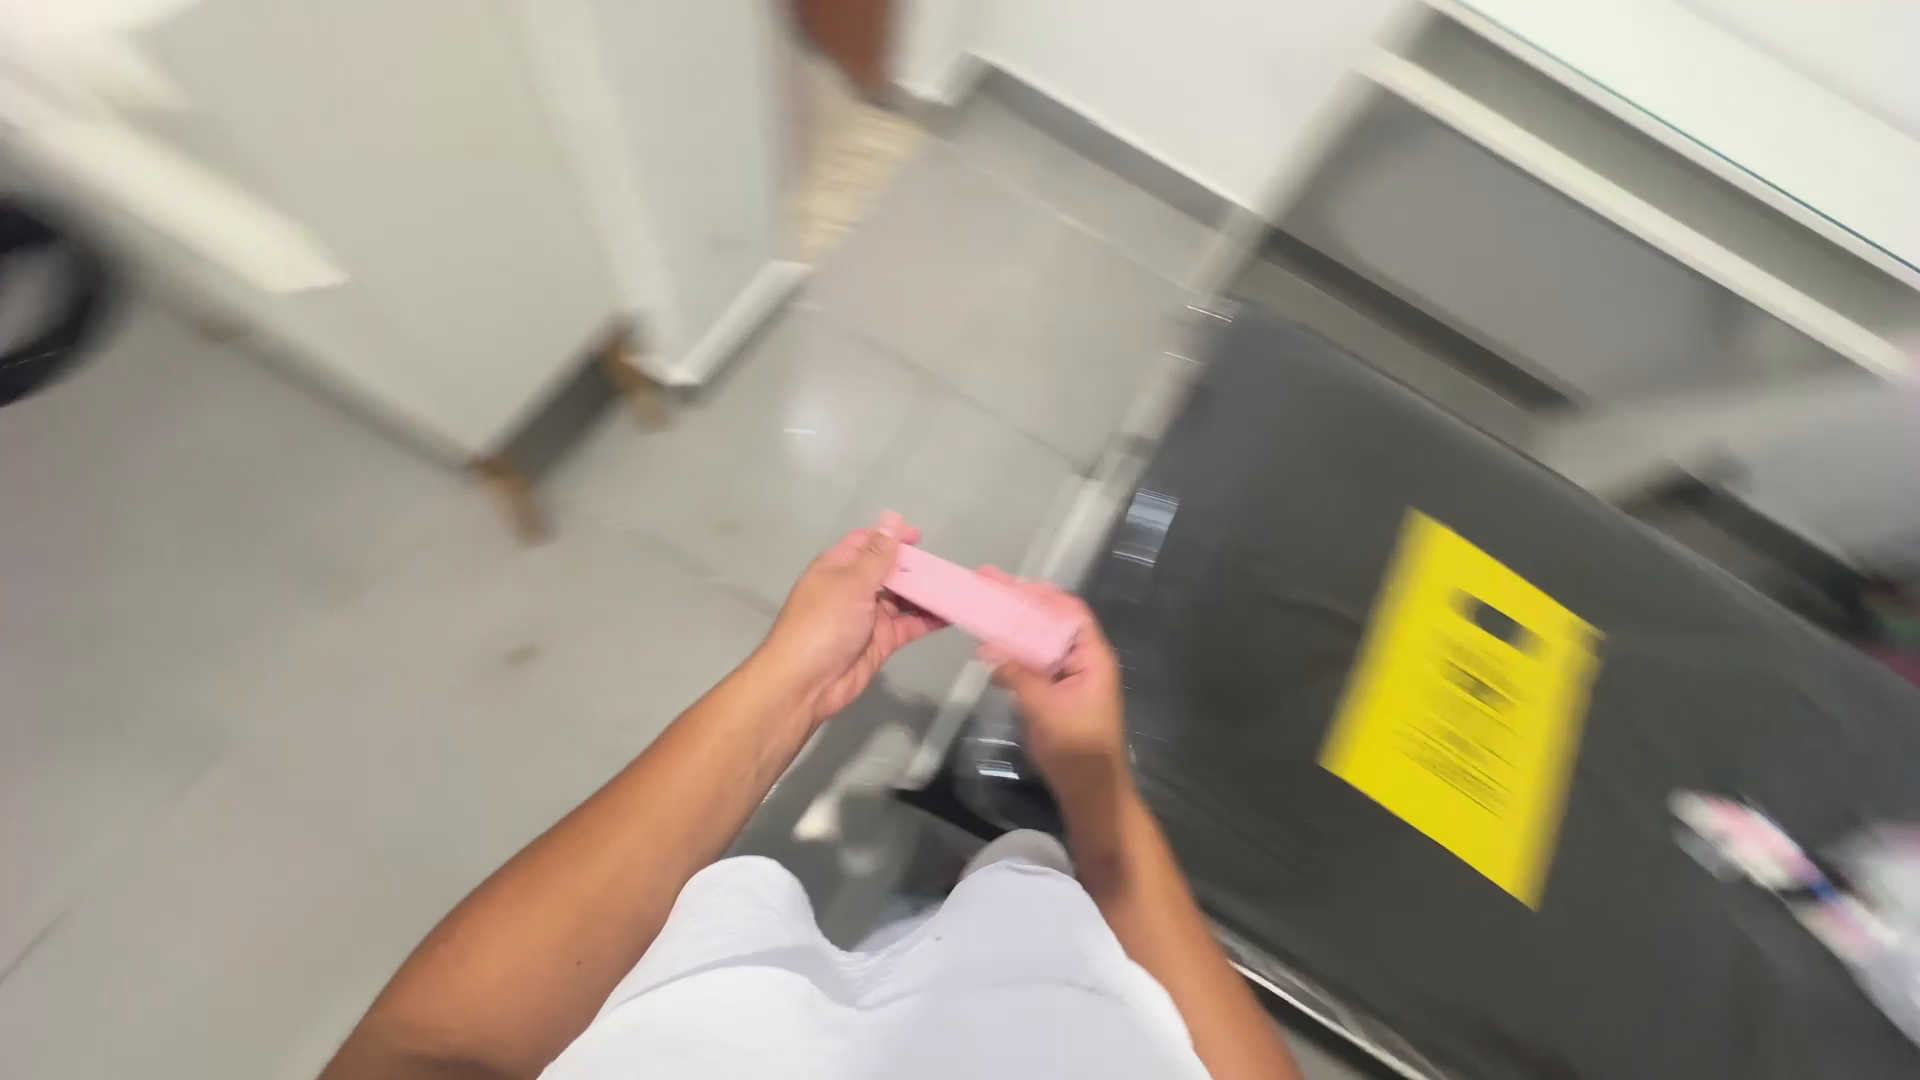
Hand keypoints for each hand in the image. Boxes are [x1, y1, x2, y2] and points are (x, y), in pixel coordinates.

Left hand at [755, 512, 945, 724]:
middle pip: (888, 570)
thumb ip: (878, 554)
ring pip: (903, 598)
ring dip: (925, 592)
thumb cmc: (824, 623)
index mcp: (838, 567)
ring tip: (955, 586)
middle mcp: (853, 588)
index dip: (891, 536)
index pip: (867, 542)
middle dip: (914, 566)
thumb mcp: (851, 582)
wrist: (806, 682)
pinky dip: (929, 618)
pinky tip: (951, 612)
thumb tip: (891, 518)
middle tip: (944, 566)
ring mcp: (868, 616)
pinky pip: (909, 624)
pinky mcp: (882, 641)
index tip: (920, 537)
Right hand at [976, 569, 1129, 796]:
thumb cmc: (1076, 747)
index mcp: (1092, 657)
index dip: (1044, 595)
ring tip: (984, 616)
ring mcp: (1069, 678)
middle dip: (1021, 608)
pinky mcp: (1056, 694)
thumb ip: (1018, 674)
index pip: (1071, 612)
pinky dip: (1014, 658)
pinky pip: (1034, 666)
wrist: (1089, 790)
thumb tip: (989, 649)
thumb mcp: (1045, 707)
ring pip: (1040, 644)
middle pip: (1051, 623)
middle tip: (990, 588)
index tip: (1012, 585)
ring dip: (1013, 632)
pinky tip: (990, 656)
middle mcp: (1082, 661)